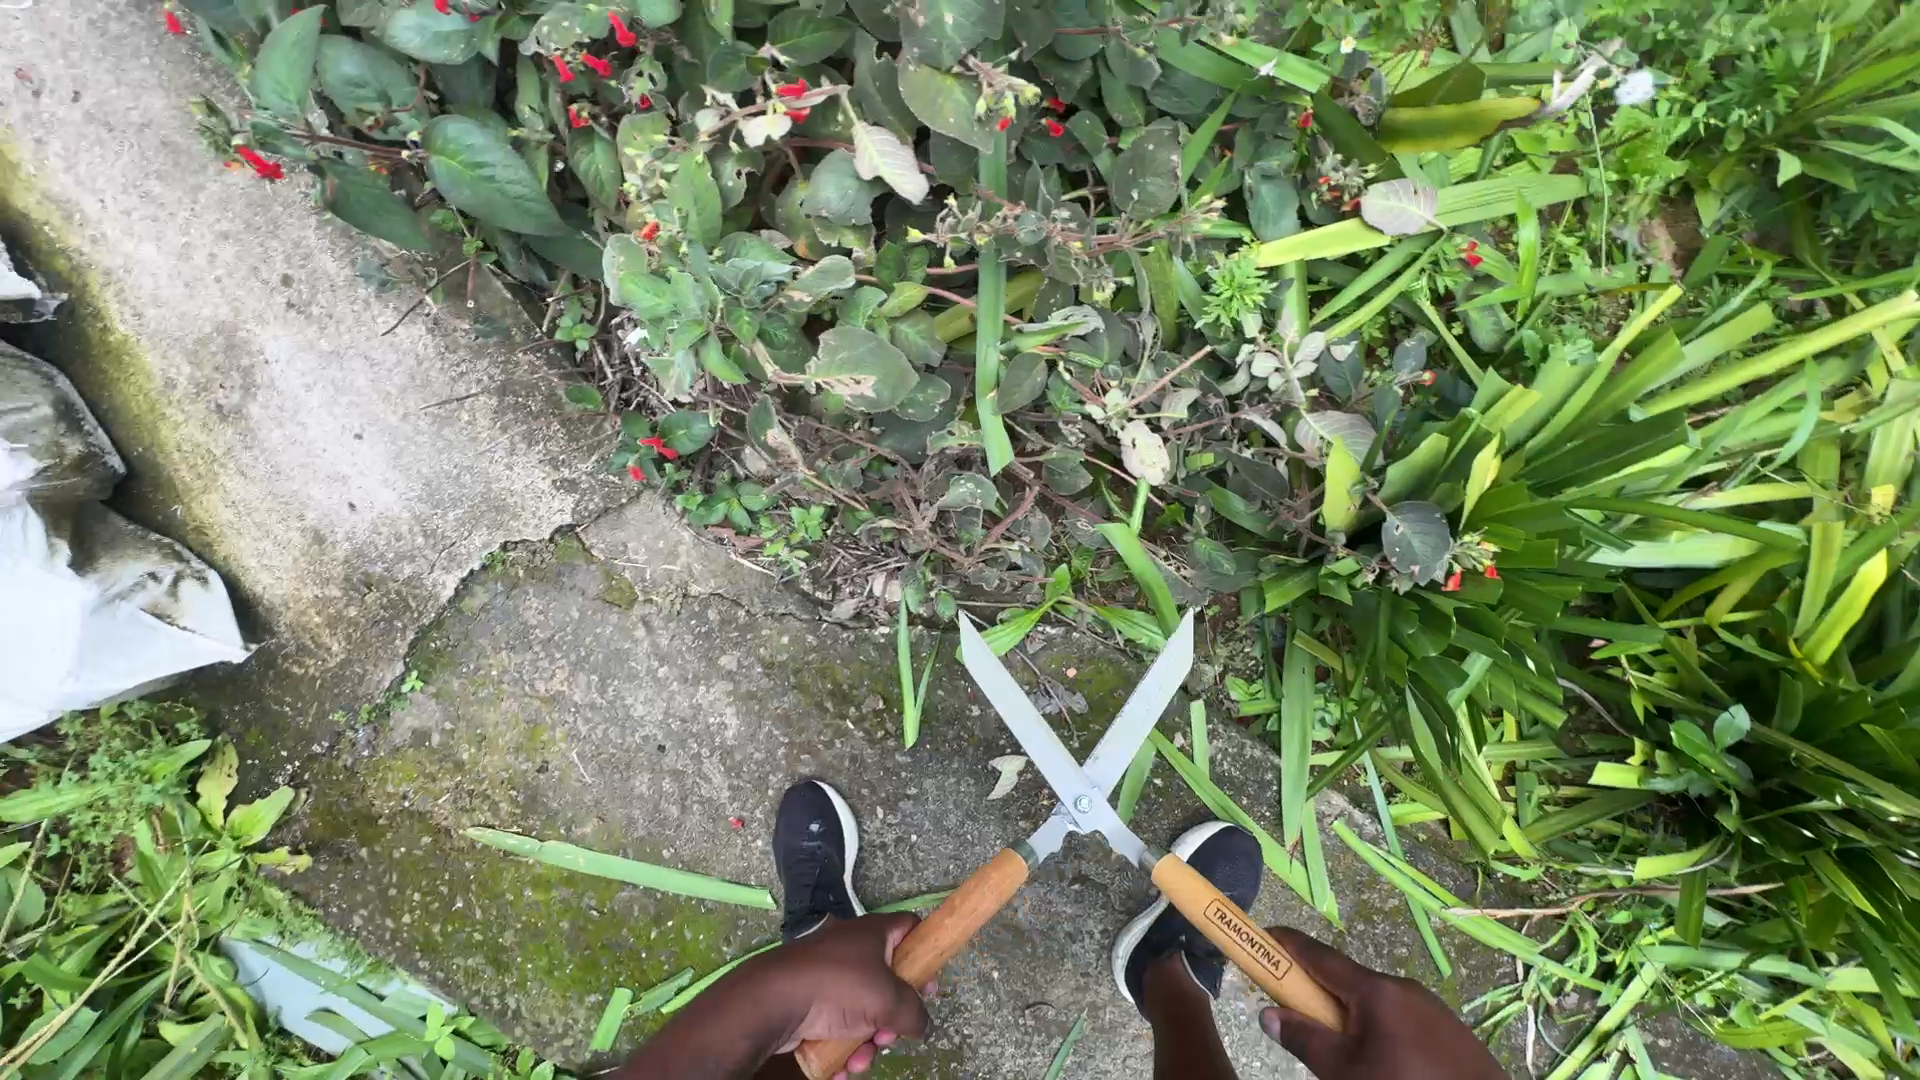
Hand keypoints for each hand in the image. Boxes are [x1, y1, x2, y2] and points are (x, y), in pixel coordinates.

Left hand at [752, 914, 931, 1076]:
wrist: (776, 1000)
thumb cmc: (838, 985)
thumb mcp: (888, 999)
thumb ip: (915, 1013)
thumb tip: (925, 1025)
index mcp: (875, 933)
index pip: (910, 927)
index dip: (925, 954)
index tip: (928, 989)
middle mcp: (854, 949)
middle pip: (889, 981)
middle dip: (892, 1018)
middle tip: (887, 1036)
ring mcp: (833, 976)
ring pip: (864, 1011)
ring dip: (867, 1042)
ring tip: (858, 1059)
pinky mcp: (814, 1001)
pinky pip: (840, 1025)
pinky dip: (843, 1047)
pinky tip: (840, 1066)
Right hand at [1258, 927, 1506, 1079]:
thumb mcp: (1345, 1074)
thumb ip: (1304, 1040)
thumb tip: (1266, 1014)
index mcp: (1374, 989)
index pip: (1317, 954)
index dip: (1285, 943)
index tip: (1261, 937)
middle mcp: (1402, 986)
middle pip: (1347, 982)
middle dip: (1320, 996)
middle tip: (1303, 1022)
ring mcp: (1433, 1008)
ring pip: (1376, 1004)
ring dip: (1353, 1018)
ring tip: (1350, 1057)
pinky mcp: (1454, 1033)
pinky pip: (1404, 1022)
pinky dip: (1383, 1033)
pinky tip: (1388, 1066)